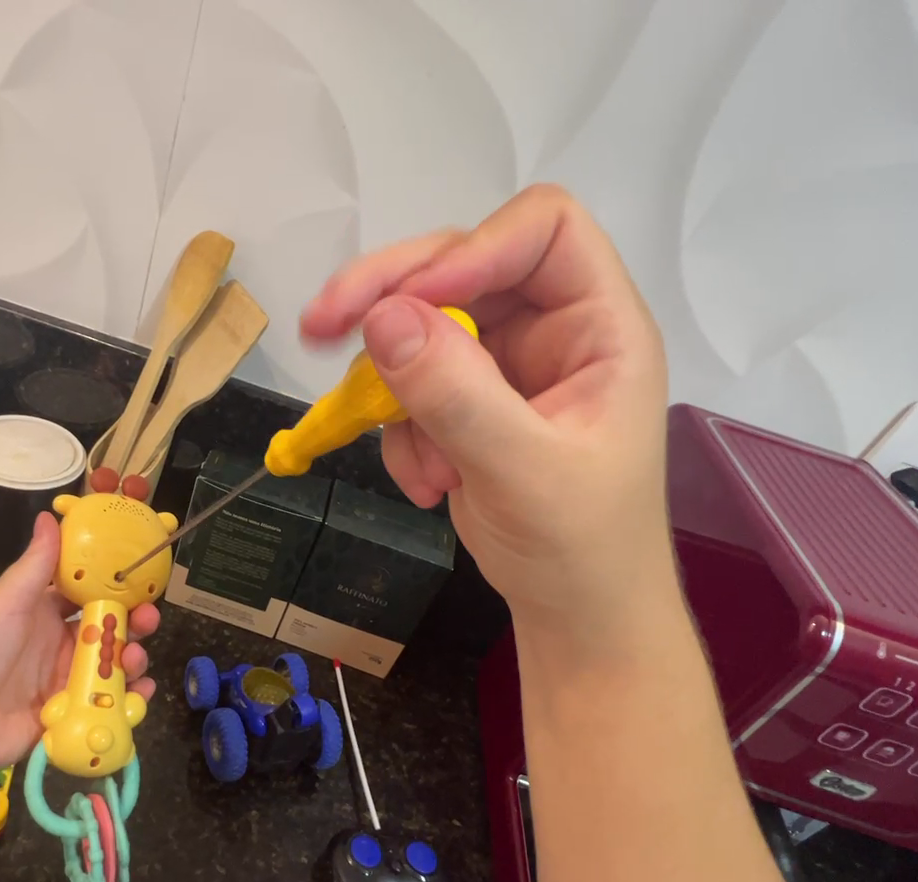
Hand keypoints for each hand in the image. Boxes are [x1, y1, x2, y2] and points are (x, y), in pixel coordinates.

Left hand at [0, 513, 158, 781]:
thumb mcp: (6, 601)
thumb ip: (36, 564)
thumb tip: (51, 514)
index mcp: (42, 613)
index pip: (87, 594)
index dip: (115, 586)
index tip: (141, 578)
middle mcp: (57, 645)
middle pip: (107, 631)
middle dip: (133, 624)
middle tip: (148, 620)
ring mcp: (64, 681)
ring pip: (111, 666)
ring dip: (131, 659)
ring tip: (134, 659)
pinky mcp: (69, 715)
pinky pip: (106, 705)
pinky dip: (128, 699)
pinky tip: (139, 692)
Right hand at [301, 185, 674, 640]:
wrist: (572, 612)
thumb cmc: (578, 547)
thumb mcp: (522, 471)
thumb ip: (455, 395)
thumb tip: (380, 320)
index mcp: (597, 326)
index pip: (540, 232)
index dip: (470, 251)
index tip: (404, 303)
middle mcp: (549, 330)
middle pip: (458, 267)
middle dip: (390, 300)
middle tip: (320, 329)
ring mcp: (501, 366)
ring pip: (418, 330)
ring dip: (397, 396)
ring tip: (423, 468)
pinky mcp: (463, 402)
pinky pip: (406, 387)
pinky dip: (400, 436)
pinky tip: (428, 485)